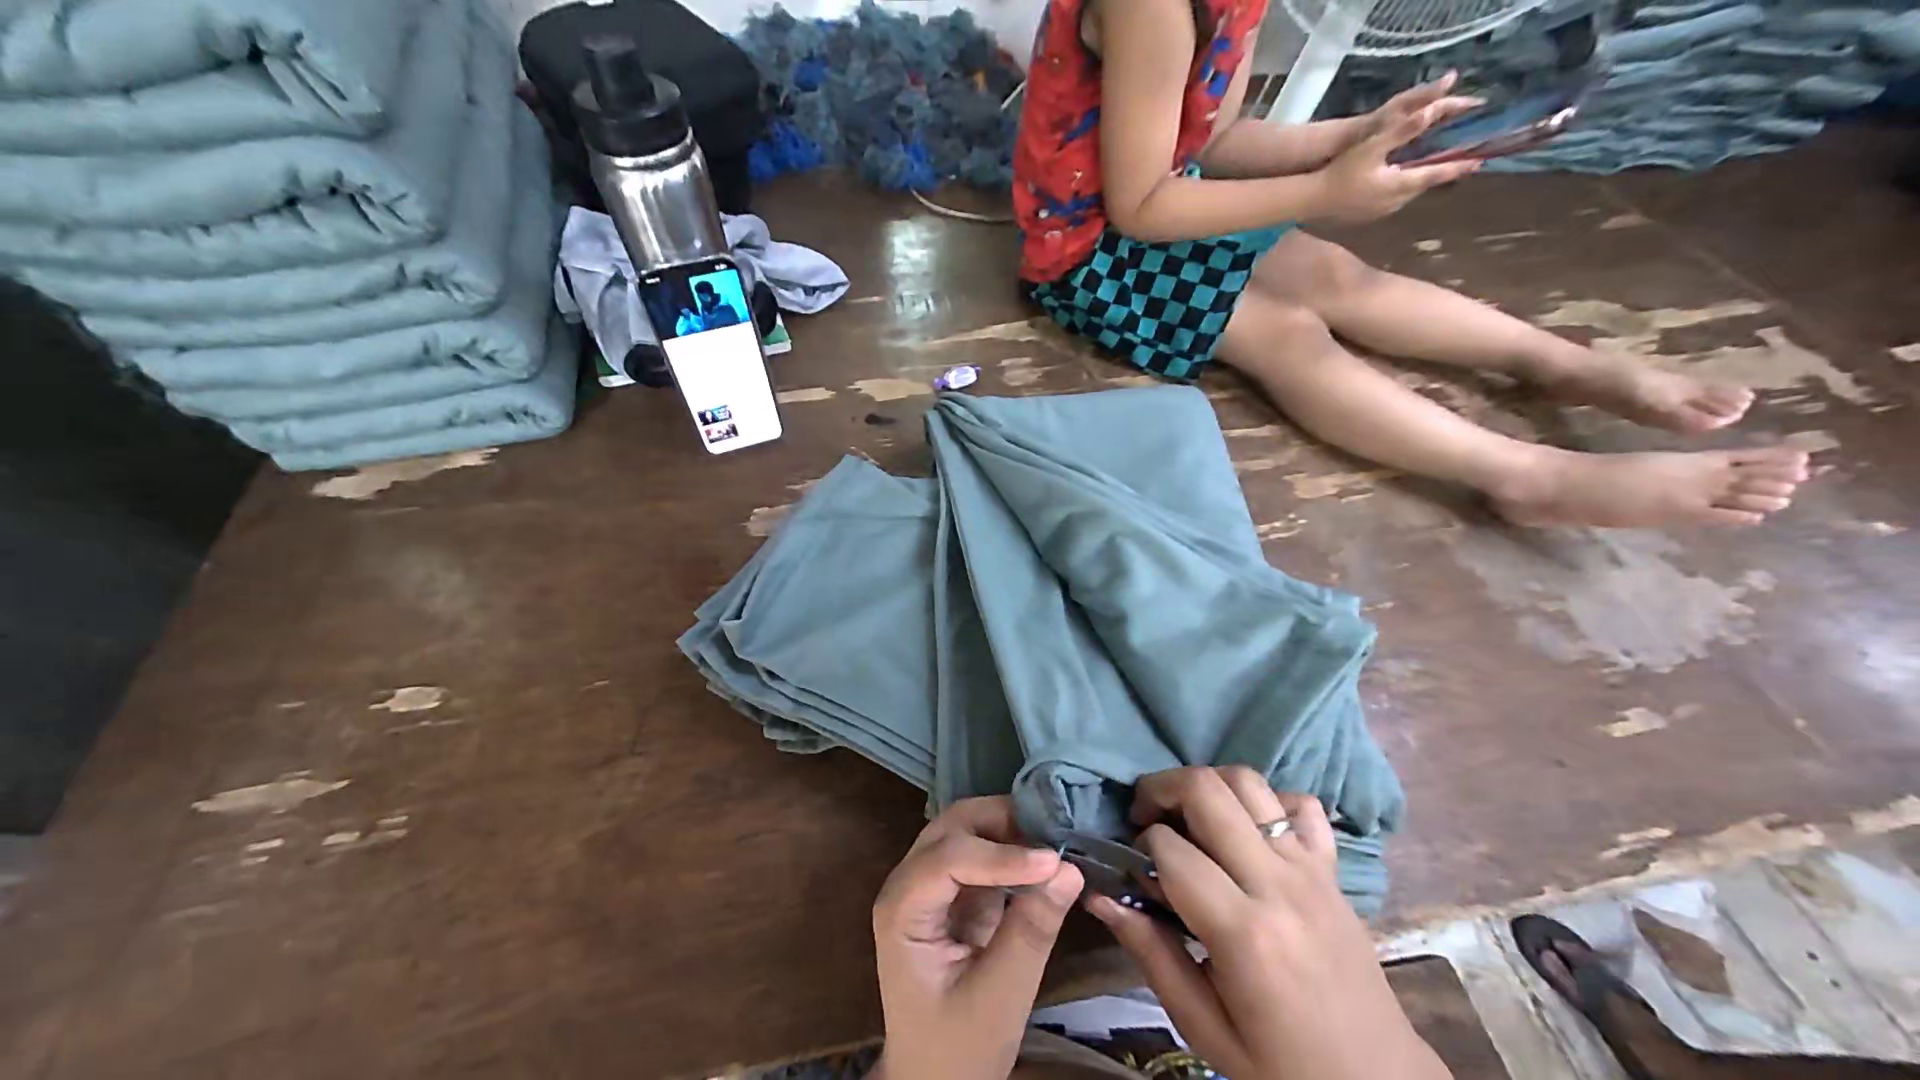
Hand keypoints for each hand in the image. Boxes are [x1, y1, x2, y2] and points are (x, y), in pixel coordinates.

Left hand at [871, 797, 1084, 1079]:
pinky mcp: (954, 891)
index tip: (1054, 860)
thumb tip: (1069, 870)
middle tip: (1057, 834)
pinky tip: (1046, 856)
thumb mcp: (999, 998)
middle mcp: (908, 883)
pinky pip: (983, 852)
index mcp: (901, 910)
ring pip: (968, 829)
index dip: (1001, 854)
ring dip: (1010, 828)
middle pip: (953, 827)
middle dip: (1004, 822)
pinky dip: (1014, 848)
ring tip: (1056, 840)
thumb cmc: (958, 1048)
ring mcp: (929, 883)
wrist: (936, 1079)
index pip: (949, 858)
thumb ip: (1030, 931)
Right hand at [1085, 767, 1449, 1079]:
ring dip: (1206, 784)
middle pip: (1208, 791)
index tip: (1137, 870)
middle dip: (1161, 789)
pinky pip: (1301, 803)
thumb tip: (1097, 895)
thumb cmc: (1281, 1067)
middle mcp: (1278, 885)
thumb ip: (1150, 952)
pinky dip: (1267, 801)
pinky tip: (1247, 830)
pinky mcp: (1333, 870)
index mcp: (1244, 933)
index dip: (1140, 845)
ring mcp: (1312, 870)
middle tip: (1144, 815)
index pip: (1171, 849)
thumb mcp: (1203, 1025)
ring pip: (1249, 783)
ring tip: (1188, 815)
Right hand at [1318, 71, 1485, 222]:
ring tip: (1426, 171)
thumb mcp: (1372, 146)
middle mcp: (1395, 201)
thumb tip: (1433, 111)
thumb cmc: (1340, 172)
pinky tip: (1393, 183)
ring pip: (1408, 194)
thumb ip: (1403, 130)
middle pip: (1423, 185)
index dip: (1459, 166)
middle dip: (1439, 173)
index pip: (1437, 174)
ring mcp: (1380, 212)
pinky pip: (1392, 200)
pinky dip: (1399, 189)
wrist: (1310, 201)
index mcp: (1400, 184)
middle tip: (1456, 161)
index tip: (1480, 161)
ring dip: (1418, 182)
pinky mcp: (1367, 217)